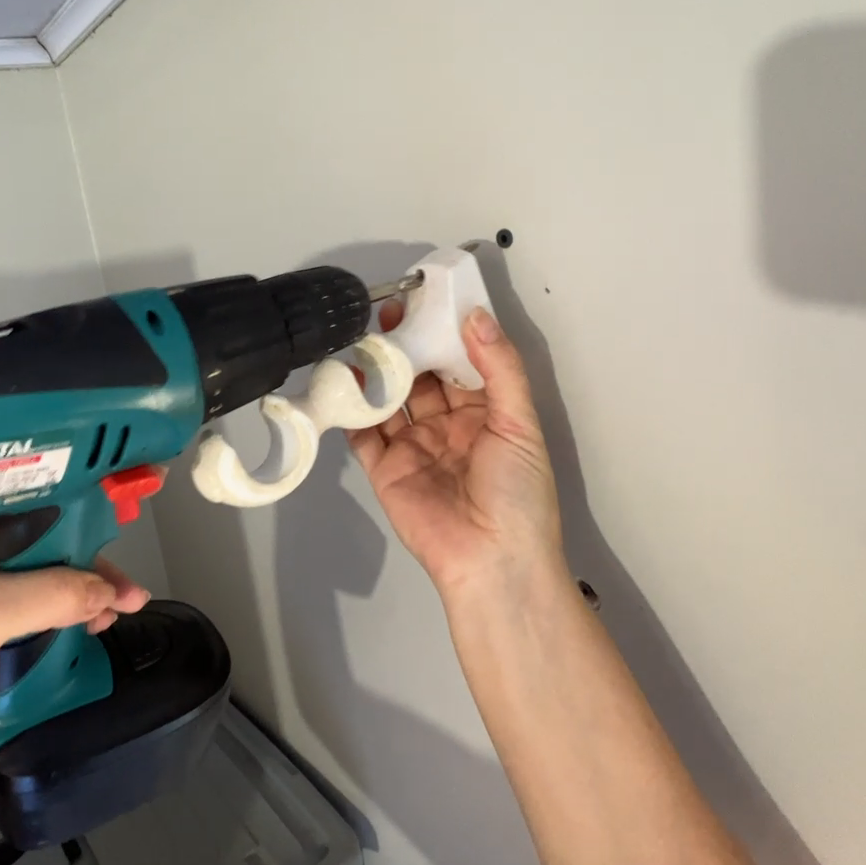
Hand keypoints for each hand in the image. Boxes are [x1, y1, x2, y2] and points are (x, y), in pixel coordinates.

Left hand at [0, 529, 149, 750]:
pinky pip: (41, 603)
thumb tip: (113, 592)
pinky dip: (70, 611)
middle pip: (45, 542)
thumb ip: (50, 595)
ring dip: (84, 590)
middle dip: (88, 565)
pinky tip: (96, 621)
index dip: (74, 514)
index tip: (115, 529)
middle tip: (126, 589)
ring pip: (47, 574)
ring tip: (121, 610)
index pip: (26, 503)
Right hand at [348, 306, 566, 597]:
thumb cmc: (519, 496)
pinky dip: (352, 411)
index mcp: (485, 415)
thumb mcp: (520, 423)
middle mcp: (448, 427)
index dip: (443, 334)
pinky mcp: (385, 470)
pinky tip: (345, 385)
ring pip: (390, 400)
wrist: (492, 561)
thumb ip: (500, 367)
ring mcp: (414, 448)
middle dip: (405, 347)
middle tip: (388, 317)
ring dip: (376, 373)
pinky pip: (364, 435)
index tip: (427, 303)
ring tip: (362, 343)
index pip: (459, 364)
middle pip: (421, 377)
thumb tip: (478, 317)